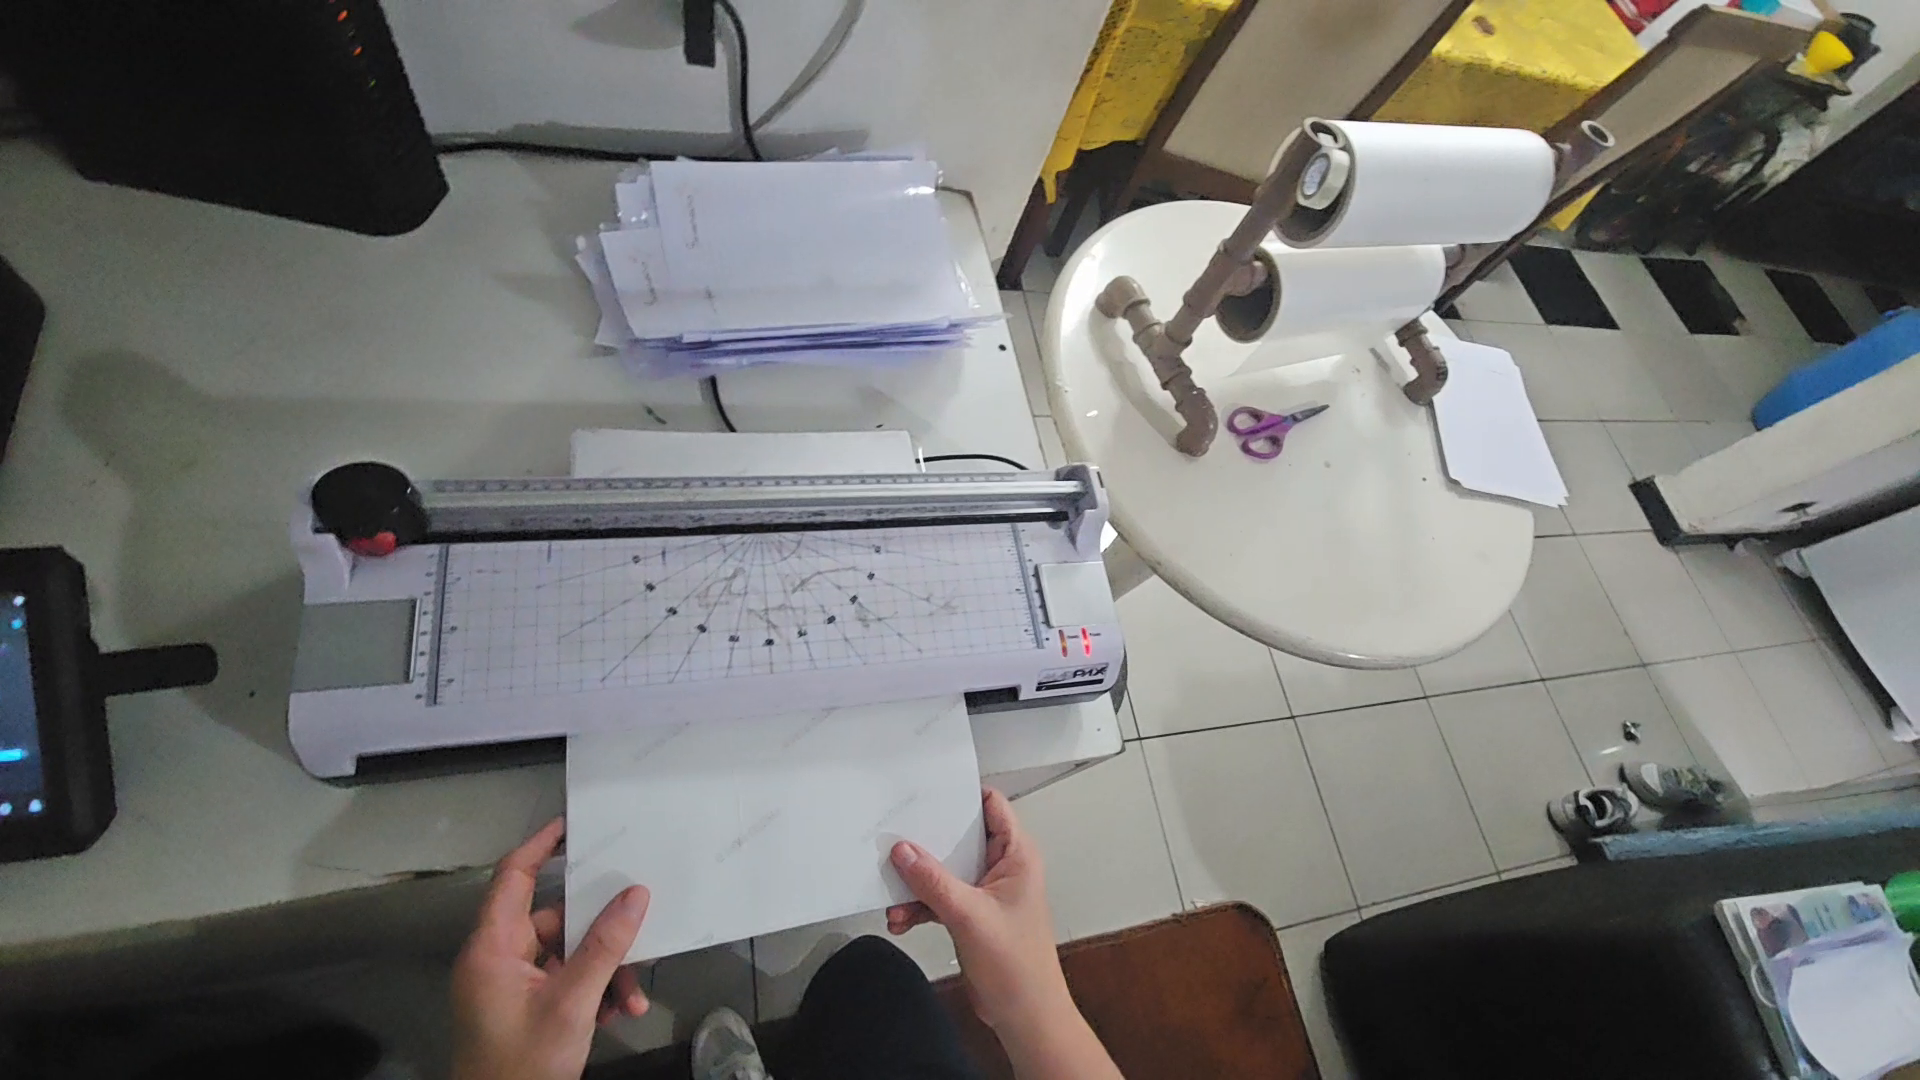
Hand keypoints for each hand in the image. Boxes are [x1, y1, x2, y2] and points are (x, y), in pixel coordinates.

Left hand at [450, 818, 651, 1079]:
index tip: (576, 822)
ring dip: (606, 970)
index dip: (541, 844)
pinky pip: (568, 978)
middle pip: (557, 918)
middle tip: (638, 919)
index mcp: (492, 948)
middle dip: (602, 930)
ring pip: (570, 951)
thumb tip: (637, 891)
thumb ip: (605, 945)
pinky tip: (619, 1012)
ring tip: (631, 996)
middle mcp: (499, 958)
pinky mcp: (526, 1005)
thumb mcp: (571, 1004)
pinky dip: (596, 990)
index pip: (513, 877)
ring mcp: (512, 984)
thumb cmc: (521, 1065)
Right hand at [886, 789, 1071, 1034]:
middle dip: (928, 840)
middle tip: (896, 836)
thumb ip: (933, 881)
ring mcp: (986, 890)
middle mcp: (1002, 865)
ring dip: (919, 881)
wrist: (1025, 1020)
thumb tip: (902, 850)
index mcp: (1016, 854)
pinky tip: (900, 919)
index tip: (928, 789)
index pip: (991, 804)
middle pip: (961, 835)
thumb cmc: (1016, 966)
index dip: (963, 792)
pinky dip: (920, 905)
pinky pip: (941, 897)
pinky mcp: (972, 913)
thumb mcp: (969, 916)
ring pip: (946, 868)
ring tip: (892, 891)